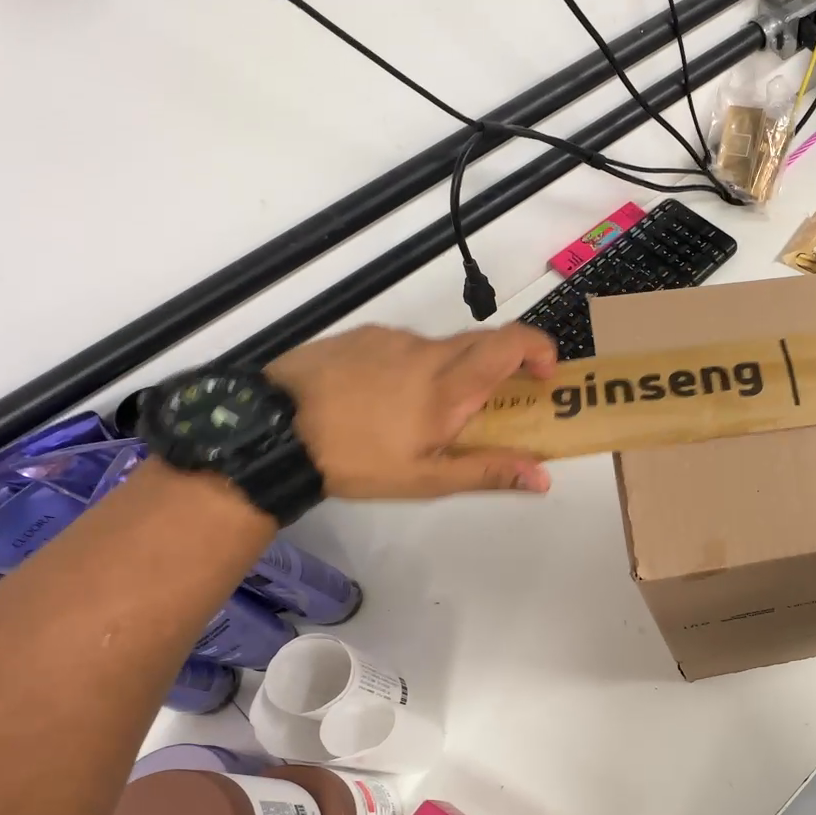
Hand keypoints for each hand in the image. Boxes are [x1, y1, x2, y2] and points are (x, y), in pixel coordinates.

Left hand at [266, 322, 557, 498]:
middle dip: (504, 366)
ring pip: (442, 347)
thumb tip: (543, 477)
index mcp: (450, 384)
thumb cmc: (357, 459)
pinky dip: (414, 368)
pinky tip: (385, 401)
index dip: (540, 348)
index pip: (512, 342)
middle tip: (495, 405)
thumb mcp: (427, 478)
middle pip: (484, 341)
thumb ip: (489, 470)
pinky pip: (404, 346)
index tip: (546, 373)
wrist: (269, 428)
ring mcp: (391, 338)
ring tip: (424, 414)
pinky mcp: (360, 335)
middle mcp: (427, 350)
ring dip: (453, 372)